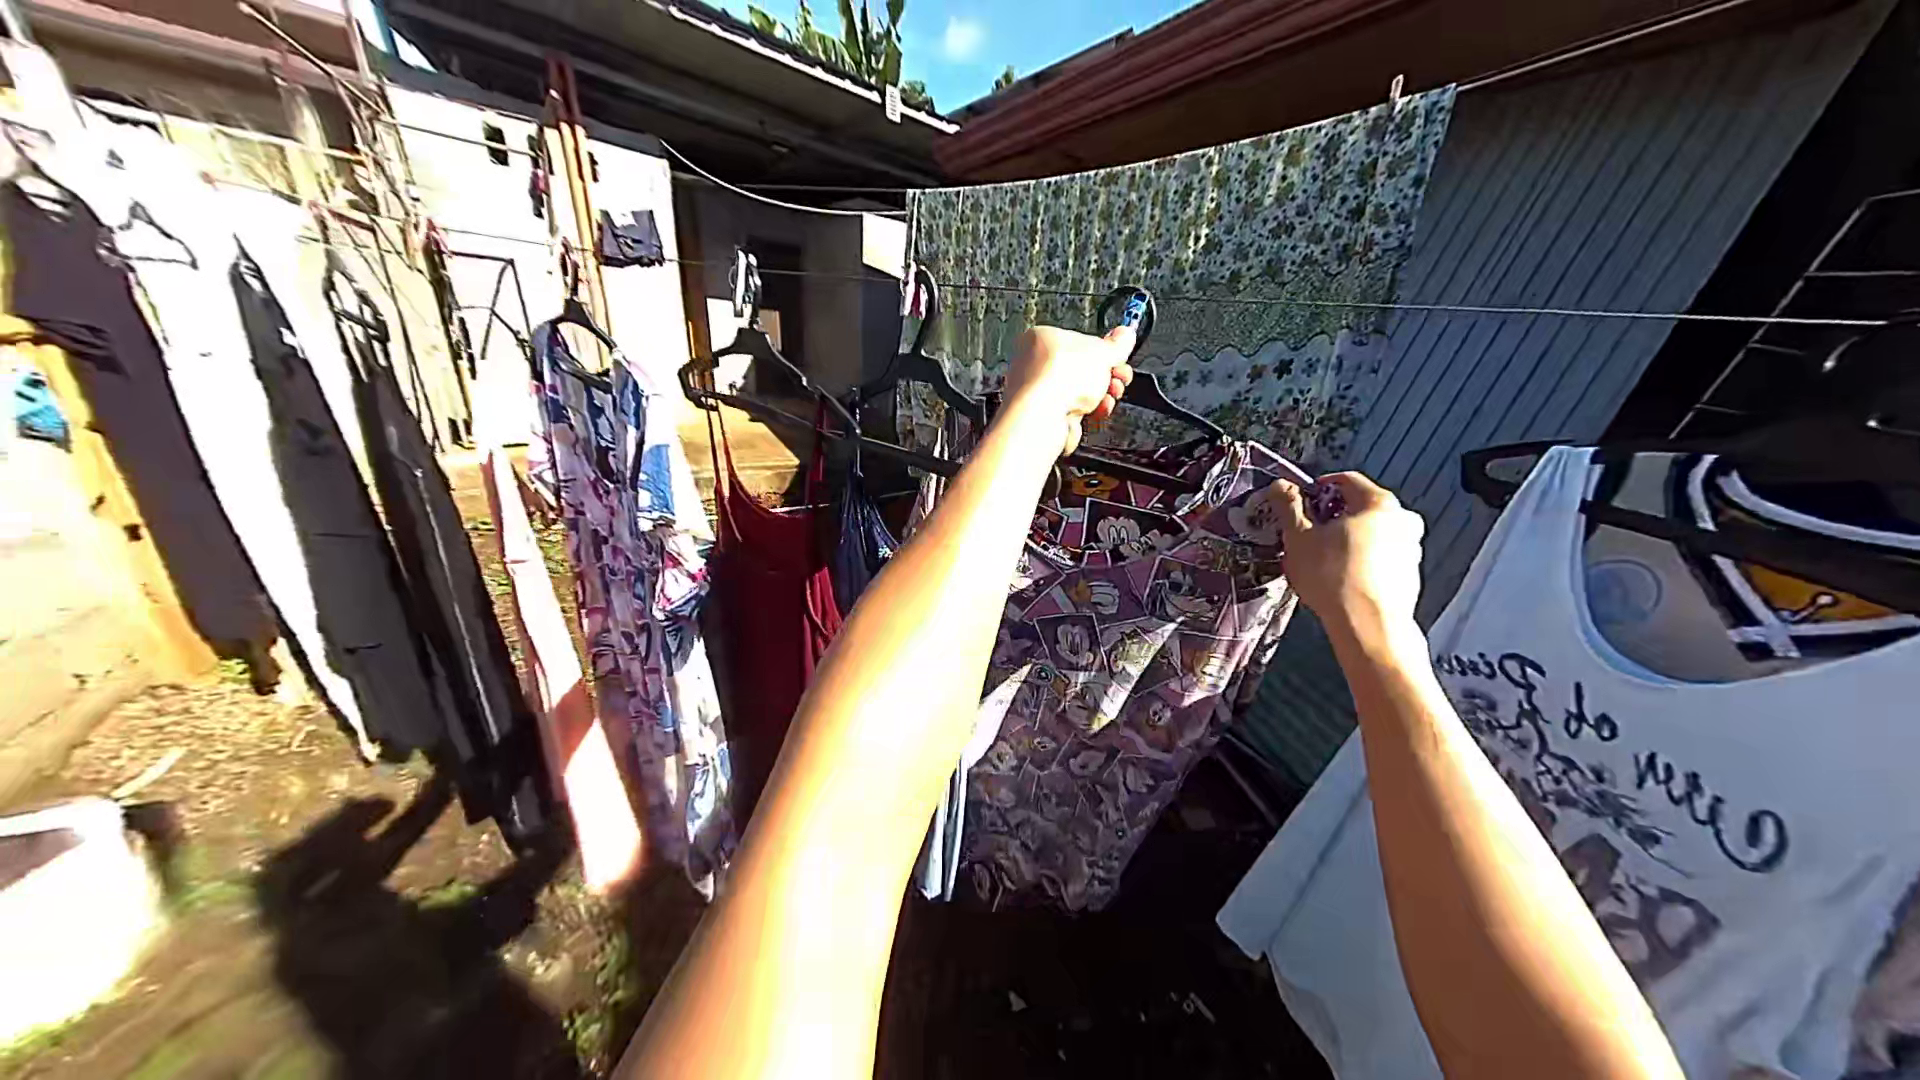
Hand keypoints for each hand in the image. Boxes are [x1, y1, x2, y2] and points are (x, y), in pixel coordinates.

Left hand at [999, 325, 1134, 456]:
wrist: (1043, 417)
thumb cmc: (1059, 377)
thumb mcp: (1103, 351)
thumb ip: (1117, 344)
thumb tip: (1125, 336)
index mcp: (1041, 338)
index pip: (1078, 340)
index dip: (1102, 349)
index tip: (1119, 354)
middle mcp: (1035, 365)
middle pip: (1082, 369)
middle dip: (1107, 374)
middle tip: (1119, 375)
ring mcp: (1040, 395)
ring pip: (1080, 393)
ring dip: (1103, 394)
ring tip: (1111, 392)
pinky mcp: (1045, 418)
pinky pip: (1074, 413)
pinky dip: (1090, 412)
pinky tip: (1098, 409)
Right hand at [1270, 472, 1425, 633]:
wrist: (1367, 625)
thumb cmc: (1334, 578)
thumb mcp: (1298, 537)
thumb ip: (1288, 506)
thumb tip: (1280, 487)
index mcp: (1377, 504)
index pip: (1345, 480)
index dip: (1317, 488)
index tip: (1300, 501)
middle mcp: (1402, 520)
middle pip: (1359, 506)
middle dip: (1331, 516)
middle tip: (1307, 532)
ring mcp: (1410, 547)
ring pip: (1371, 532)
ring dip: (1346, 538)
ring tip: (1320, 558)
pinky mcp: (1408, 573)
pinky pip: (1380, 555)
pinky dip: (1360, 558)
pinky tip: (1339, 576)